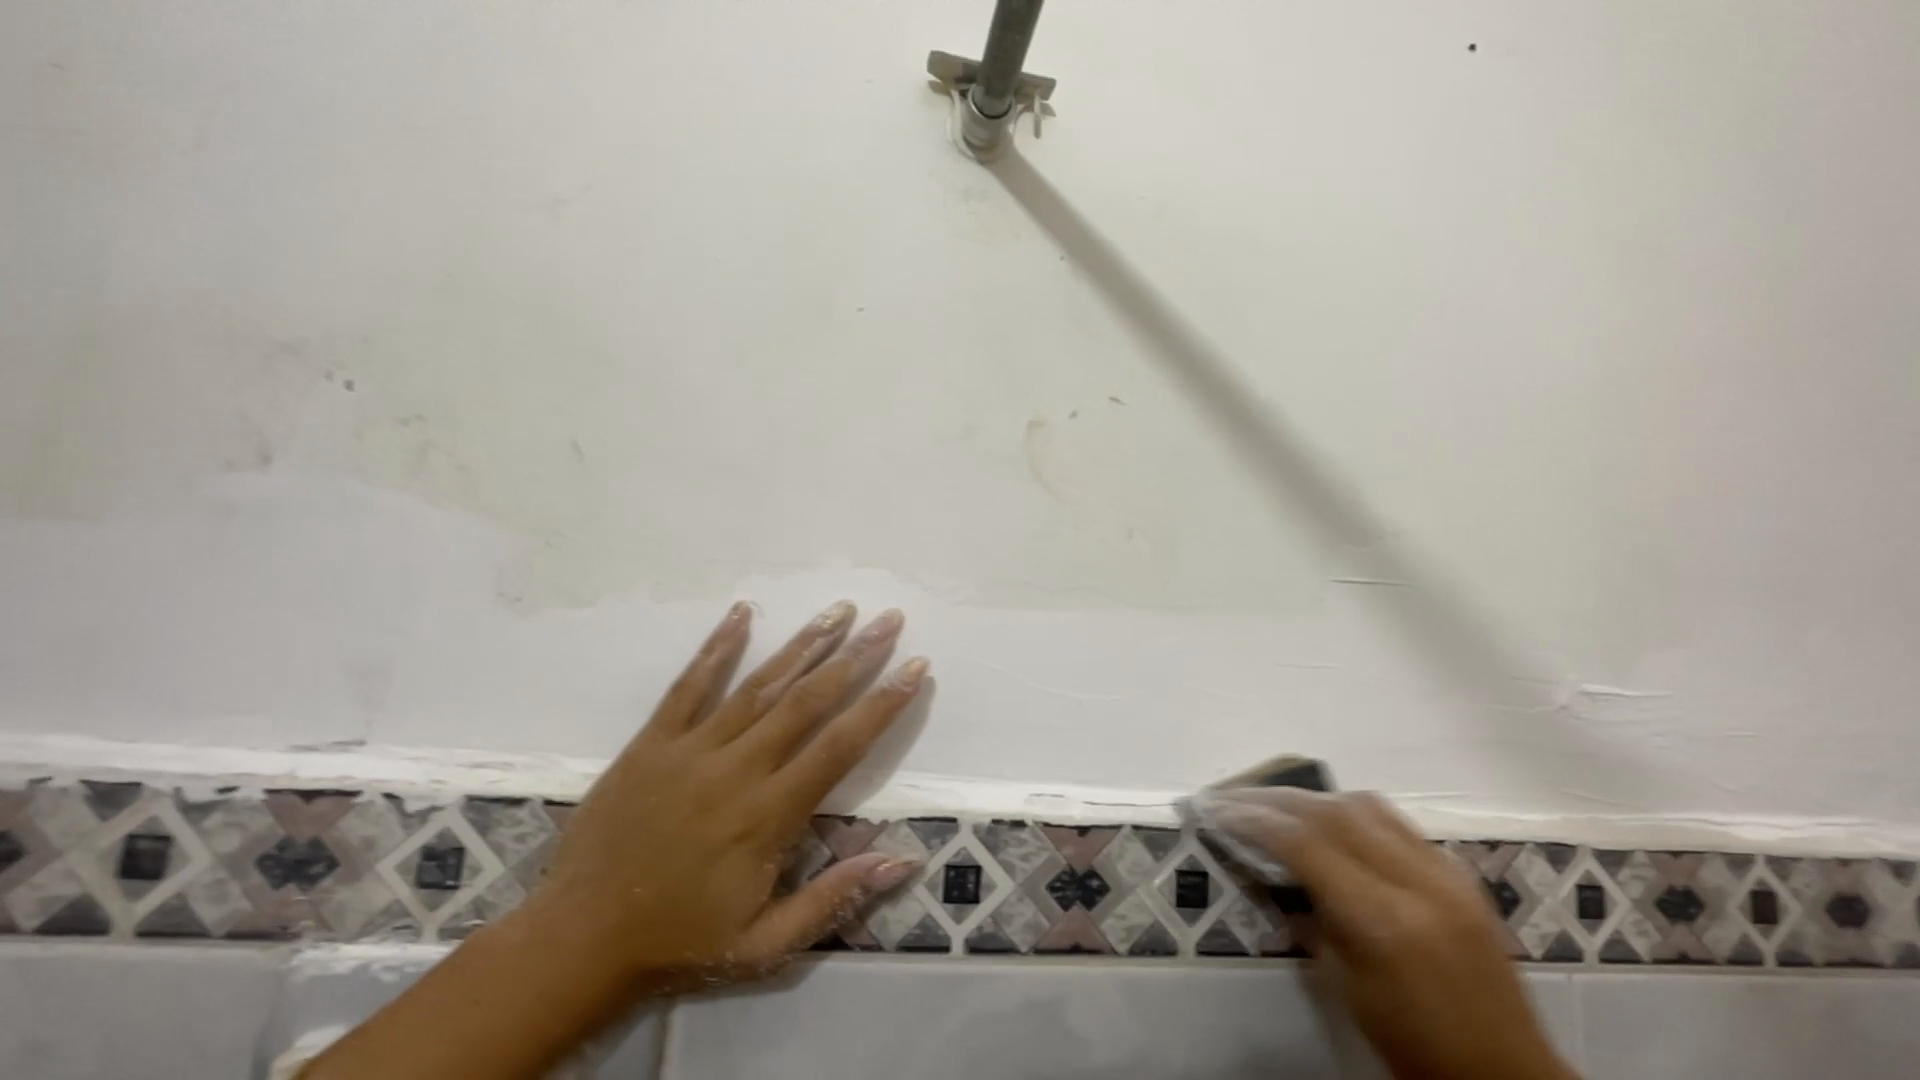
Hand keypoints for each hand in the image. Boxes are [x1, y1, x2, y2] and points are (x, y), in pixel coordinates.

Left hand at [521, 599, 928, 987]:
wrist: (579, 939)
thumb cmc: (681, 943)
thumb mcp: (766, 946)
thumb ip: (834, 898)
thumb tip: (903, 860)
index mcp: (769, 816)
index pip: (840, 747)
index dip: (883, 705)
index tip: (915, 668)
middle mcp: (736, 770)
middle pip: (807, 702)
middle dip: (855, 657)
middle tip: (888, 620)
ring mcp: (690, 750)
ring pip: (758, 685)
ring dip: (803, 645)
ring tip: (839, 610)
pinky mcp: (650, 743)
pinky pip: (688, 685)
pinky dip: (717, 647)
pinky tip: (742, 612)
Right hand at [1205, 789, 1575, 1079]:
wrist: (1504, 1077)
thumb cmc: (1413, 1047)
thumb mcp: (1348, 990)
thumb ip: (1313, 922)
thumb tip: (1278, 876)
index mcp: (1382, 921)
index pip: (1305, 844)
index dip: (1253, 821)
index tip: (1215, 810)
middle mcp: (1417, 883)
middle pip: (1333, 812)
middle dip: (1275, 799)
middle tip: (1233, 798)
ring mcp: (1446, 875)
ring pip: (1368, 806)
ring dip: (1315, 799)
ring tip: (1277, 806)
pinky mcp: (1463, 877)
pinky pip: (1399, 824)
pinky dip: (1354, 814)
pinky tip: (1332, 825)